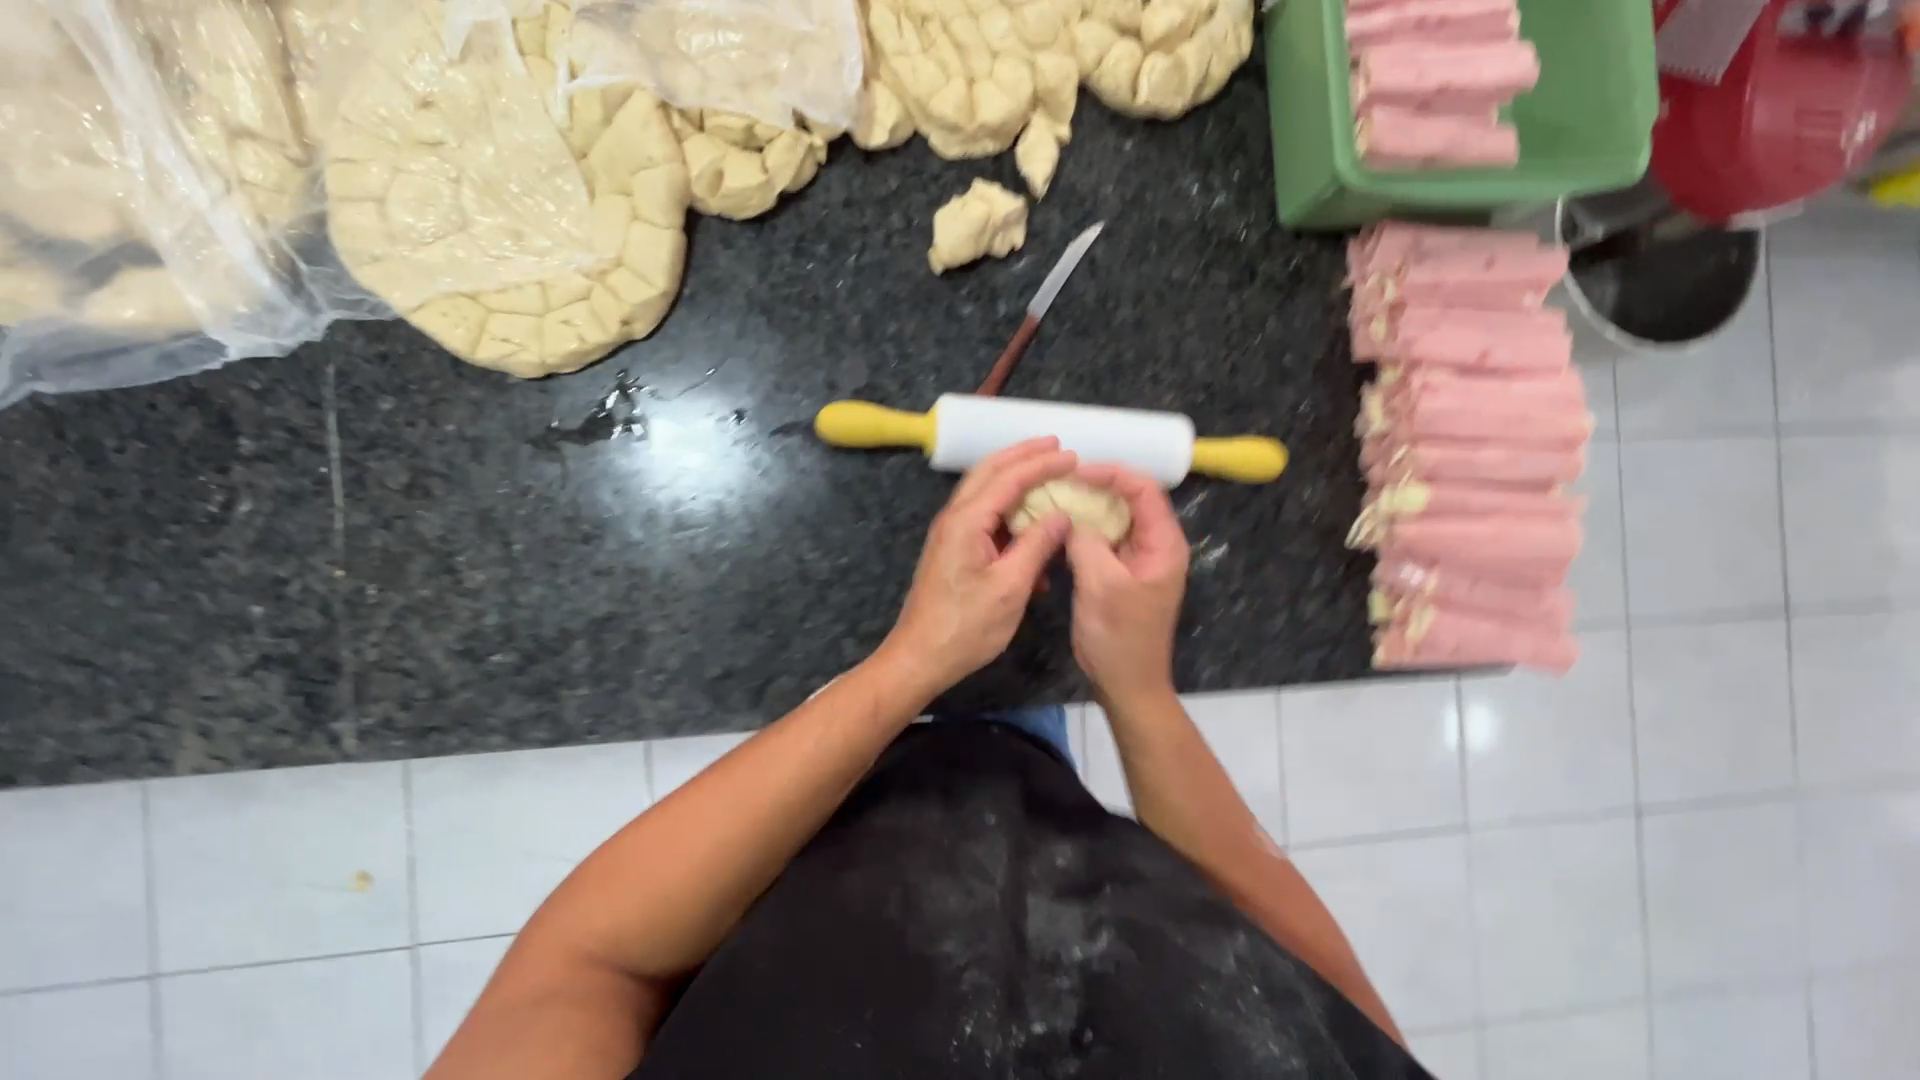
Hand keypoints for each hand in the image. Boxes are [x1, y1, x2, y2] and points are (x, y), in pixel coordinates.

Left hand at [877, 438, 1076, 696]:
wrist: (920, 657)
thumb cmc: (966, 627)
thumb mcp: (1010, 587)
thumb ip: (1037, 545)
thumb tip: (1062, 515)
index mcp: (966, 521)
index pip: (1009, 478)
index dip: (1042, 464)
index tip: (1073, 455)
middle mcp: (954, 519)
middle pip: (989, 473)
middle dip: (1023, 457)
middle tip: (1055, 446)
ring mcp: (951, 535)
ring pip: (985, 495)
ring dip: (1015, 483)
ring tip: (1047, 477)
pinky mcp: (953, 552)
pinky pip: (985, 522)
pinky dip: (1009, 518)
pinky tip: (1033, 535)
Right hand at [1063, 464, 1189, 706]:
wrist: (1127, 685)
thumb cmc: (1120, 639)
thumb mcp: (1101, 586)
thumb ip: (1086, 543)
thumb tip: (1071, 519)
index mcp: (1163, 544)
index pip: (1143, 489)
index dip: (1111, 473)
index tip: (1075, 472)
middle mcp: (1155, 545)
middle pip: (1131, 498)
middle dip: (1097, 484)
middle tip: (1060, 480)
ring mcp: (1138, 559)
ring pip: (1115, 517)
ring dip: (1088, 505)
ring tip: (1055, 496)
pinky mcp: (1121, 572)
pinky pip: (1104, 538)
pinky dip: (1084, 528)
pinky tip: (1060, 526)